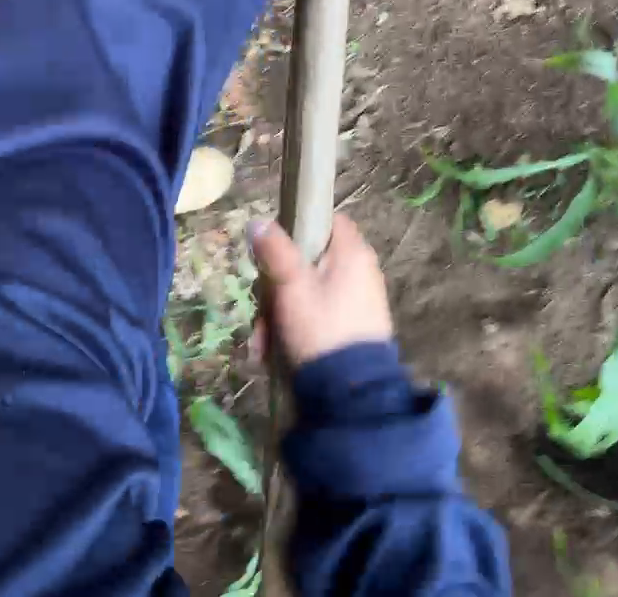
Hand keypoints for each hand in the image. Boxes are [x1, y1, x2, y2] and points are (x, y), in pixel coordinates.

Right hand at [250, 214, 393, 367]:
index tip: (273, 244)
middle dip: (276, 285)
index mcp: (352, 254)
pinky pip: (314, 315)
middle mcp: (359, 272)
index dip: (298, 224)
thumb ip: (275, 250)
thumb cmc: (321, 329)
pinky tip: (272, 351)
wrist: (351, 397)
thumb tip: (258, 222)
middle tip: (263, 306)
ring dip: (277, 312)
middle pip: (308, 259)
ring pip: (305, 290)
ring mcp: (356, 302)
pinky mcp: (350, 328)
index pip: (327, 219)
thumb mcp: (291, 286)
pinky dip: (292, 328)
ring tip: (263, 340)